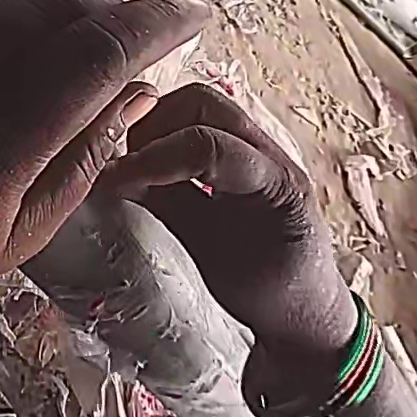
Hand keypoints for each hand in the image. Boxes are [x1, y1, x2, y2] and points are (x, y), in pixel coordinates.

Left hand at [0, 0, 210, 404]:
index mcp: (0, 139)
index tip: (195, 16)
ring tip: (88, 13)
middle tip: (135, 28)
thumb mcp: (20, 233)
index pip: (97, 55)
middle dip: (113, 8)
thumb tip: (139, 93)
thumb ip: (83, 159)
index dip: (158, 25)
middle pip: (57, 7)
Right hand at [98, 83, 353, 365]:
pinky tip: (144, 169)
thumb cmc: (266, 296)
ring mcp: (256, 149)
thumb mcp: (211, 260)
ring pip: (193, 105)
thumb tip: (110, 180)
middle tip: (121, 165)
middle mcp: (270, 154)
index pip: (205, 145)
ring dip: (152, 127)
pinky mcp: (237, 155)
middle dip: (149, 126)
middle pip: (199, 103)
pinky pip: (192, 125)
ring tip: (130, 166)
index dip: (149, 159)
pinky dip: (160, 137)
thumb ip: (166, 210)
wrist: (306, 313)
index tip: (110, 181)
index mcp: (276, 184)